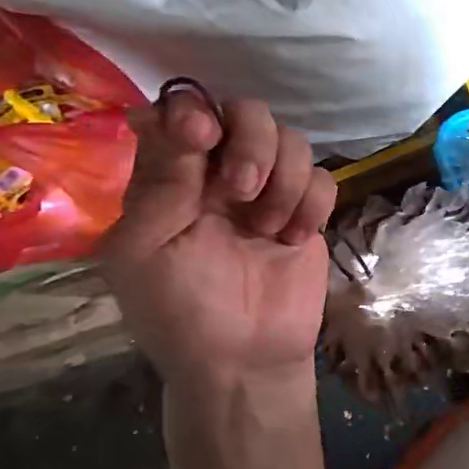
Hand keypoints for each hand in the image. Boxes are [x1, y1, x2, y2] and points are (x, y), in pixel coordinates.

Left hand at [101, 84, 337, 386]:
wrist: (244, 360)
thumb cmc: (180, 311)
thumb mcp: (145, 251)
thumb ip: (162, 181)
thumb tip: (181, 113)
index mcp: (170, 176)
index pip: (181, 110)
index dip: (195, 108)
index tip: (203, 135)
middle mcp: (219, 172)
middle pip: (246, 111)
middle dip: (252, 142)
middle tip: (242, 189)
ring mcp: (268, 189)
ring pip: (291, 139)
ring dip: (284, 179)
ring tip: (268, 228)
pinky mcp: (306, 210)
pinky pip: (323, 177)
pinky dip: (311, 203)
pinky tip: (293, 238)